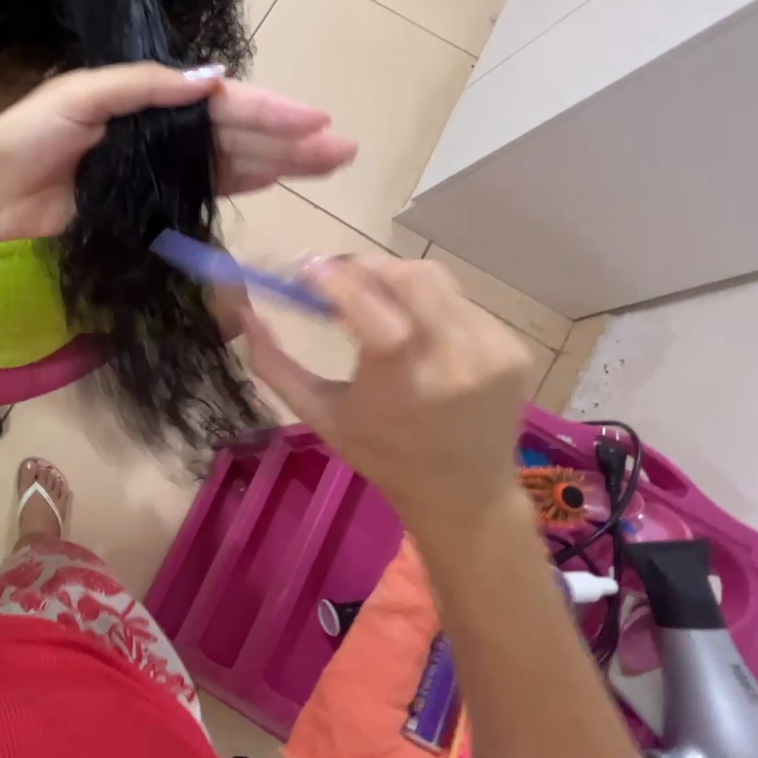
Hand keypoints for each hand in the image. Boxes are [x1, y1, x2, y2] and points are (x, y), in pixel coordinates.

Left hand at [0, 62, 355, 241]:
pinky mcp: (143, 201)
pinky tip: (272, 183)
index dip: (269, 111)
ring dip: (275, 162)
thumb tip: (214, 78)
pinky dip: (235, 185)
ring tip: (325, 166)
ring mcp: (154, 166)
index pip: (219, 102)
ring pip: (225, 161)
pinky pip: (199, 190)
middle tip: (343, 150)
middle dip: (288, 138)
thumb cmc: (28, 134)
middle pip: (234, 132)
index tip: (318, 121)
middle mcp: (157, 127)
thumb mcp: (81, 94)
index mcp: (145, 94)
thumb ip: (144, 86)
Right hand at [241, 256, 535, 532]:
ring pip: (436, 281)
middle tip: (333, 275)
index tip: (305, 268)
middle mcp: (454, 362)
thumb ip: (273, 363)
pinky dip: (425, 302)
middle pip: (412, 279)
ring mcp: (491, 352)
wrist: (462, 490)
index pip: (373, 312)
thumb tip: (244, 313)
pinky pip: (460, 302)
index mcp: (400, 385)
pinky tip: (410, 326)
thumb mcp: (316, 412)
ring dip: (392, 280)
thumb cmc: (378, 452)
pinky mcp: (513, 349)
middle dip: (365, 266)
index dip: (338, 281)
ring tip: (368, 299)